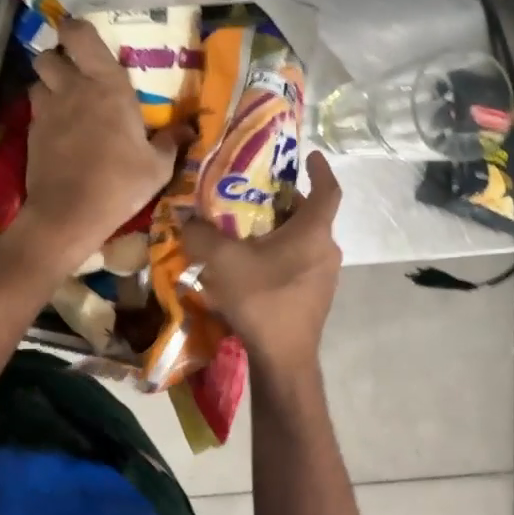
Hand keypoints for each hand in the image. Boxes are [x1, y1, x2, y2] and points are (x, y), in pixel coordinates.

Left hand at [14, 19, 185, 269]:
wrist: (68, 214)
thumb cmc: (119, 185)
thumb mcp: (157, 167)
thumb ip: (171, 142)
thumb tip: (189, 130)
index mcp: (106, 86)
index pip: (80, 36)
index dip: (74, 28)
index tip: (79, 32)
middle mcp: (71, 90)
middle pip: (48, 55)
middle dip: (56, 57)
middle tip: (72, 71)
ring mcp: (47, 112)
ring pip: (36, 82)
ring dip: (47, 85)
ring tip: (63, 100)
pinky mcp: (31, 134)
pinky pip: (34, 112)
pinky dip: (43, 114)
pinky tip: (57, 131)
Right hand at [182, 151, 343, 364]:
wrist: (283, 359)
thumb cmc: (260, 299)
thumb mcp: (221, 260)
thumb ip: (200, 234)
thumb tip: (186, 218)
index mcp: (313, 232)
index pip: (327, 190)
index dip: (320, 169)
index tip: (308, 156)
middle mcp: (326, 250)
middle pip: (309, 215)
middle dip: (283, 202)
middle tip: (253, 195)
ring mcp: (323, 277)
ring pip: (302, 241)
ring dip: (278, 231)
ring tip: (244, 231)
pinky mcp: (313, 298)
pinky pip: (298, 263)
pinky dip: (278, 254)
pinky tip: (249, 267)